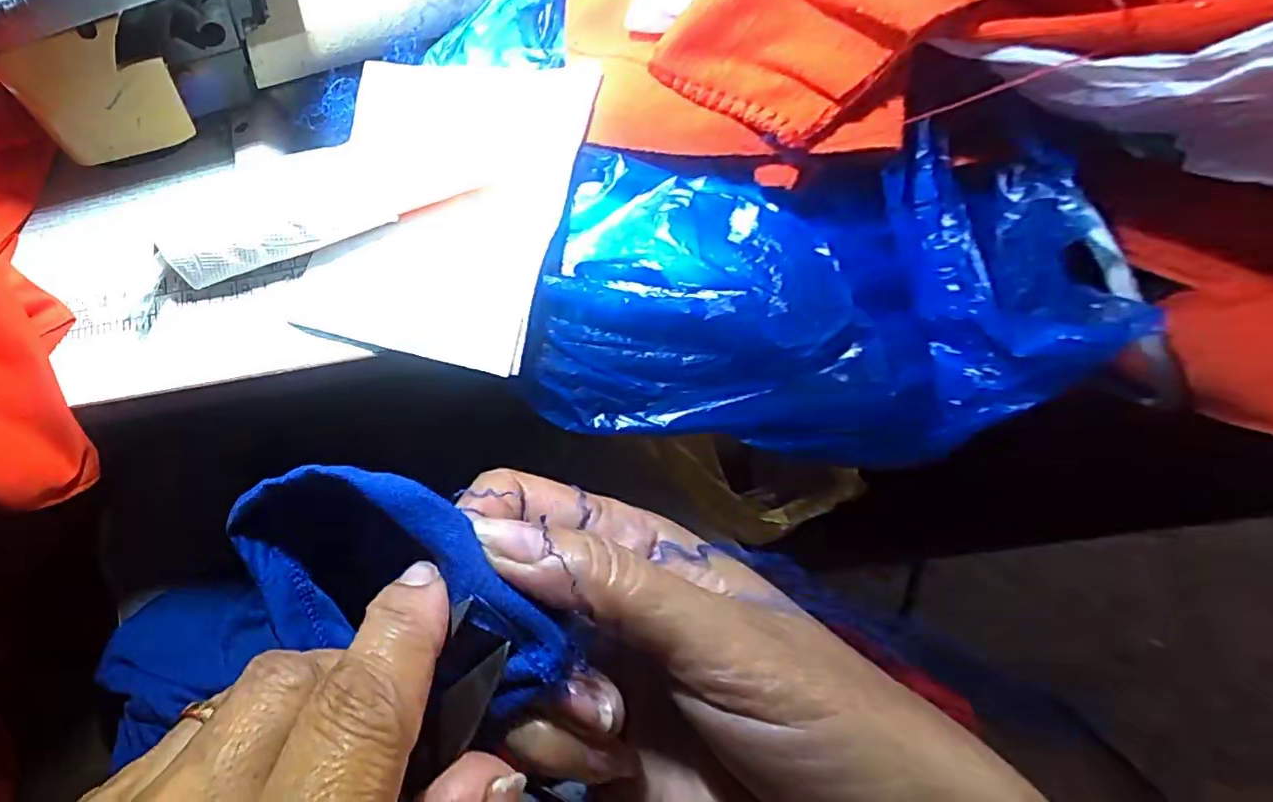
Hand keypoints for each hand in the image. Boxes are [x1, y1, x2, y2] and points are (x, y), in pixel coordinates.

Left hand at [84, 561, 527, 801]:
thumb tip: (489, 767)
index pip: (346, 717)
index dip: (396, 640)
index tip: (430, 581)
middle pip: (286, 686)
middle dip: (353, 666)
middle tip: (397, 689)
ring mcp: (134, 799)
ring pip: (236, 694)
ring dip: (300, 690)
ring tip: (334, 725)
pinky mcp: (105, 801)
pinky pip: (191, 726)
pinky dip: (243, 723)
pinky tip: (259, 761)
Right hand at [458, 470, 1045, 801]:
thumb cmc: (817, 712)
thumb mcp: (718, 632)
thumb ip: (603, 577)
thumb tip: (484, 533)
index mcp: (621, 548)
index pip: (524, 504)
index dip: (482, 518)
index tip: (456, 557)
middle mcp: (589, 604)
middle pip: (497, 585)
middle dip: (503, 622)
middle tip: (537, 657)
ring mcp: (583, 675)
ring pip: (502, 661)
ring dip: (537, 695)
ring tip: (608, 726)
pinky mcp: (584, 748)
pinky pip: (523, 732)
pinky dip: (548, 750)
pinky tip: (608, 768)